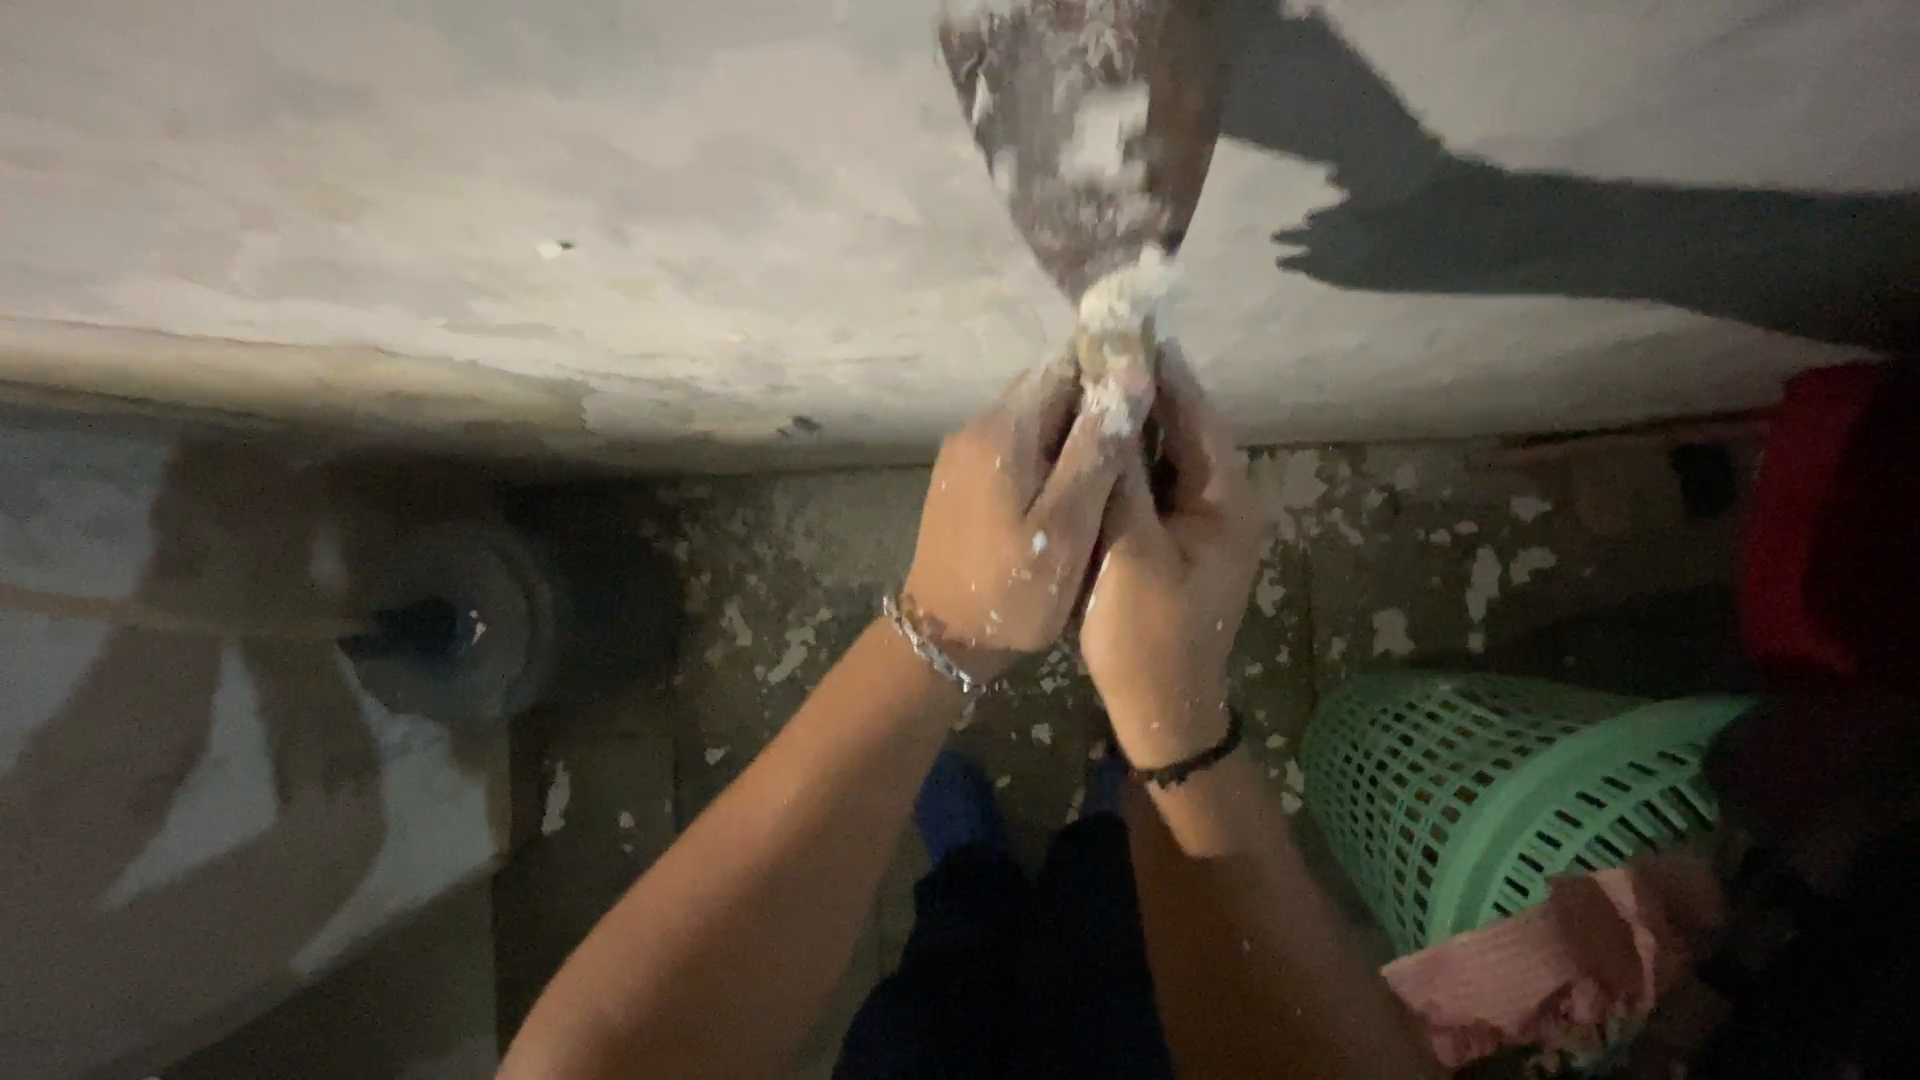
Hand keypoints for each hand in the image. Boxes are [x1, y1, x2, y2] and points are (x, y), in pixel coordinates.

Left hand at [902, 353, 1153, 678]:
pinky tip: (1076, 484)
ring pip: (1033, 418)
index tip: (1154, 387)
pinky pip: (1016, 445)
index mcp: (1002, 431)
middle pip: (1047, 389)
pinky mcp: (962, 478)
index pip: (1064, 366)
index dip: (1111, 366)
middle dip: (1095, 400)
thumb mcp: (1067, 524)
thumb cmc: (1012, 590)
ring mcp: (964, 454)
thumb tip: (1133, 373)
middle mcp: (977, 428)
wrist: (943, 635)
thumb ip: (1098, 448)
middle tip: (1143, 433)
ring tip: (1118, 461)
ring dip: (1074, 428)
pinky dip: (1050, 452)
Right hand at [1081, 348, 1266, 766]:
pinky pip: (1154, 485)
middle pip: (1182, 430)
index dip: (1159, 370)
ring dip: (1129, 425)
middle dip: (1139, 392)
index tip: (1121, 327)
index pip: (1194, 414)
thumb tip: (1111, 402)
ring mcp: (1203, 521)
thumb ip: (1120, 477)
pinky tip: (1091, 445)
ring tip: (1085, 385)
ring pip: (1166, 455)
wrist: (1160, 709)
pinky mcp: (1179, 538)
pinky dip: (1125, 463)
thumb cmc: (1146, 637)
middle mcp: (1224, 500)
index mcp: (1227, 500)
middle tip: (1092, 352)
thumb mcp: (1129, 555)